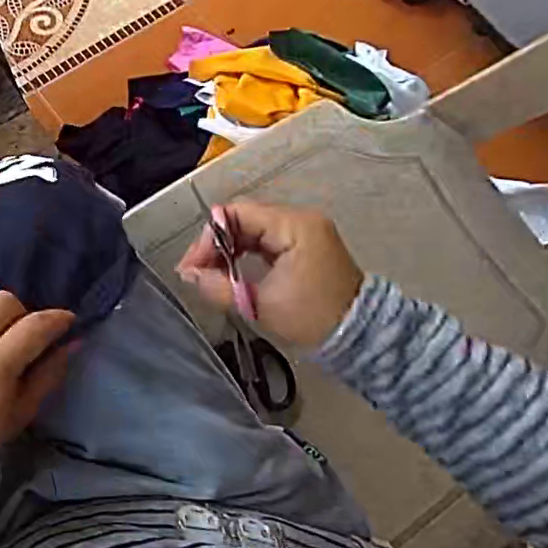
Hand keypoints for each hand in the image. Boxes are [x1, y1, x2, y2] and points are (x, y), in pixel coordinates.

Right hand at [176, 201, 362, 347]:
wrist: (358, 333)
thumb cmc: (314, 318)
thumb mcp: (260, 304)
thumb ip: (219, 286)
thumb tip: (189, 274)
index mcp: (294, 226)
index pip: (237, 214)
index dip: (209, 237)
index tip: (193, 265)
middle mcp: (300, 220)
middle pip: (243, 218)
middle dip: (215, 244)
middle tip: (196, 271)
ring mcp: (304, 231)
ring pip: (252, 229)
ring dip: (228, 248)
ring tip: (210, 273)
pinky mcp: (304, 245)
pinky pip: (266, 239)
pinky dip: (245, 252)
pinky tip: (231, 271)